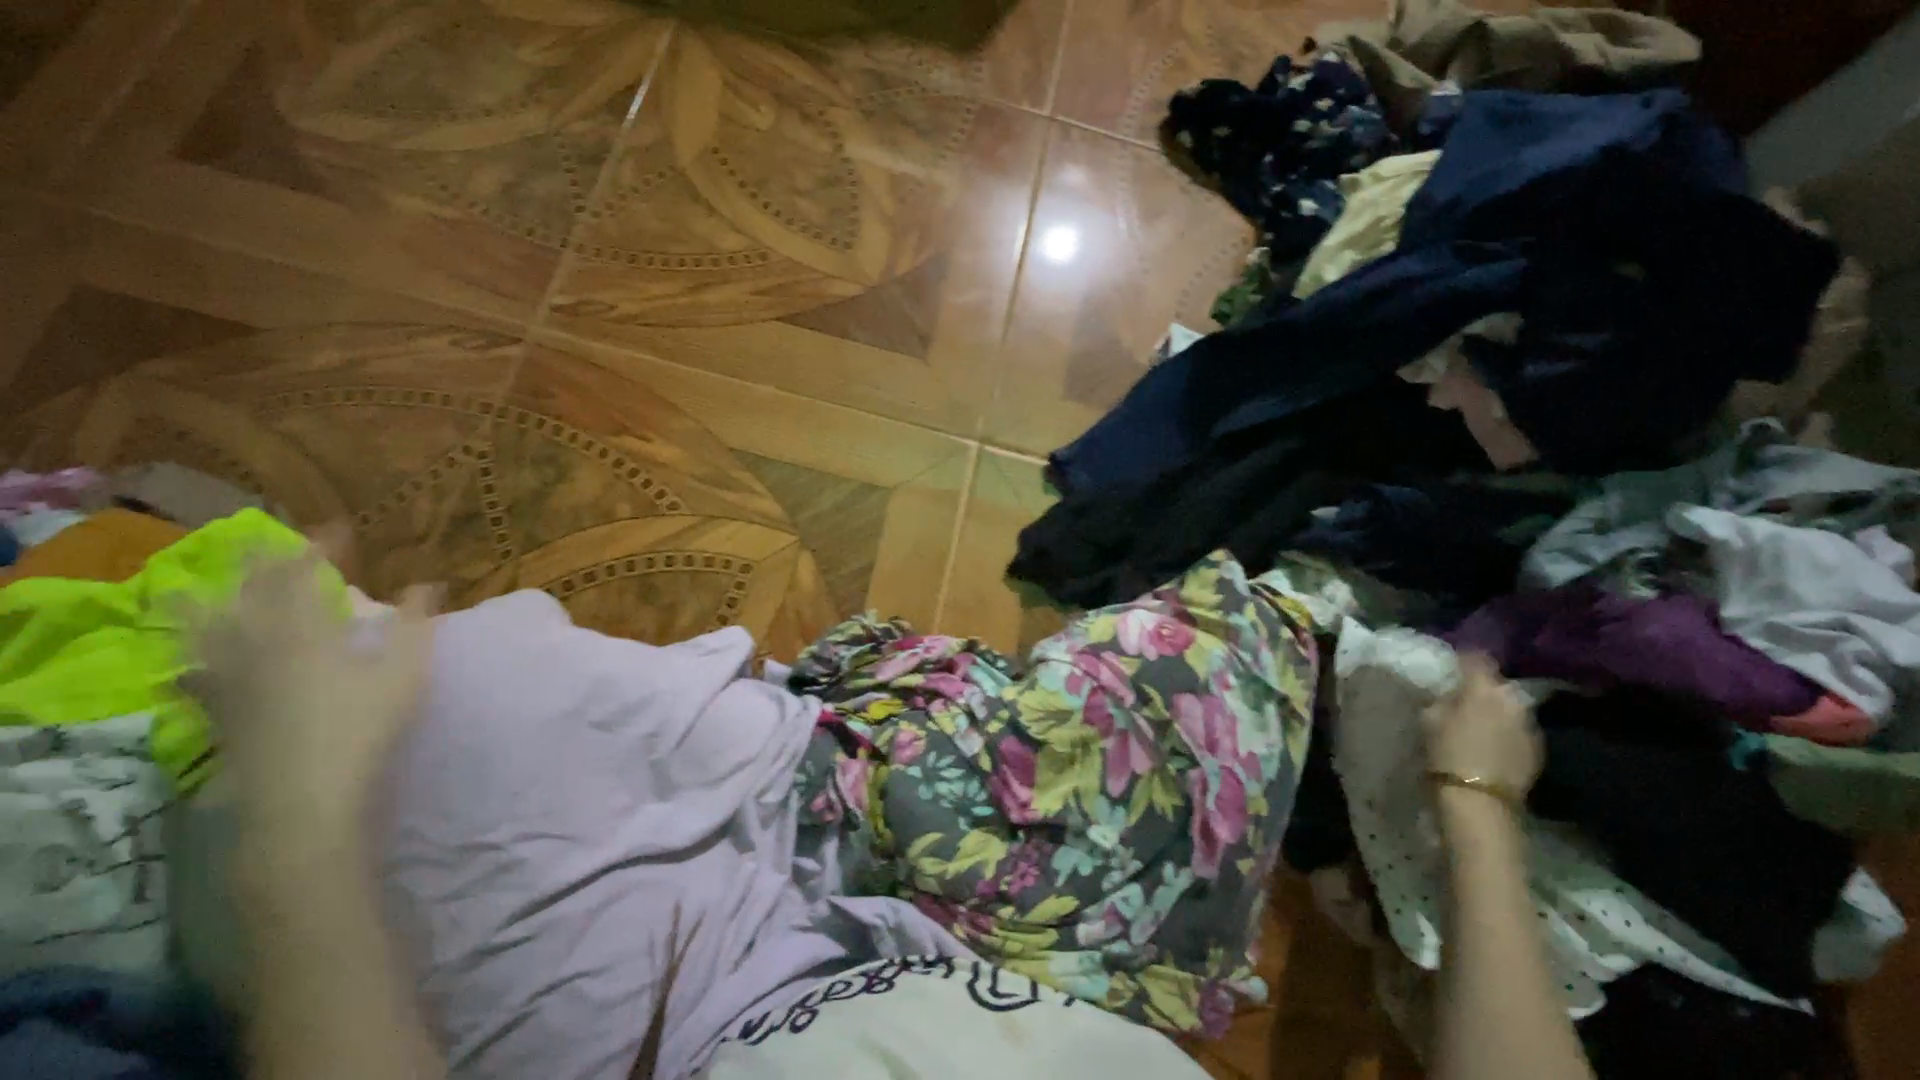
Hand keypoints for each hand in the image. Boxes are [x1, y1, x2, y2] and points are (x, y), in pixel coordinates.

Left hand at [177, 526, 439, 840]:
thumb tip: (426, 585)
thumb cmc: (363, 726)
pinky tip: (185, 667)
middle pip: (251, 593)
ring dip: (201, 604)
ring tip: (186, 588)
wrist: (305, 793)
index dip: (319, 548)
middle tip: (262, 541)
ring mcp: (232, 678)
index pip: (306, 575)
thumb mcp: (405, 672)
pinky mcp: (218, 711)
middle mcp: (260, 643)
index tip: (334, 529)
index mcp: (306, 629)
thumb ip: (414, 624)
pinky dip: (189, 666)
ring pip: (207, 630)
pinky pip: (194, 679)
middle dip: (260, 563)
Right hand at [1422, 654, 1540, 799]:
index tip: (1454, 664)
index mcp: (1482, 689)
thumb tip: (1449, 694)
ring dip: (1498, 710)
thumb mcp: (1428, 719)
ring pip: (1511, 707)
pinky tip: (1495, 744)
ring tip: (1482, 724)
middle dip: (1484, 688)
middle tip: (1466, 699)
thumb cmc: (1446, 754)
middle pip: (1497, 684)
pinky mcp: (1538, 747)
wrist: (1479, 799)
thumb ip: (1442, 700)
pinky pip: (1519, 729)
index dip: (1465, 658)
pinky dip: (1508, 731)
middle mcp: (1512, 700)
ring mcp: (1529, 724)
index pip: (1477, 658)